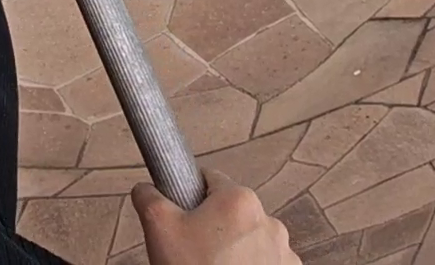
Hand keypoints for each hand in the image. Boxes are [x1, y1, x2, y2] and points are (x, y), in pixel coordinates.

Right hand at [136, 173, 298, 264]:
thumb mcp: (156, 224)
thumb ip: (147, 194)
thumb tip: (147, 190)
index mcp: (240, 200)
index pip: (208, 178)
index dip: (189, 195)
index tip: (182, 216)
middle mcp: (271, 223)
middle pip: (230, 211)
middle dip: (212, 225)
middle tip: (193, 248)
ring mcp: (287, 256)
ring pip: (249, 239)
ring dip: (234, 249)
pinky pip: (266, 264)